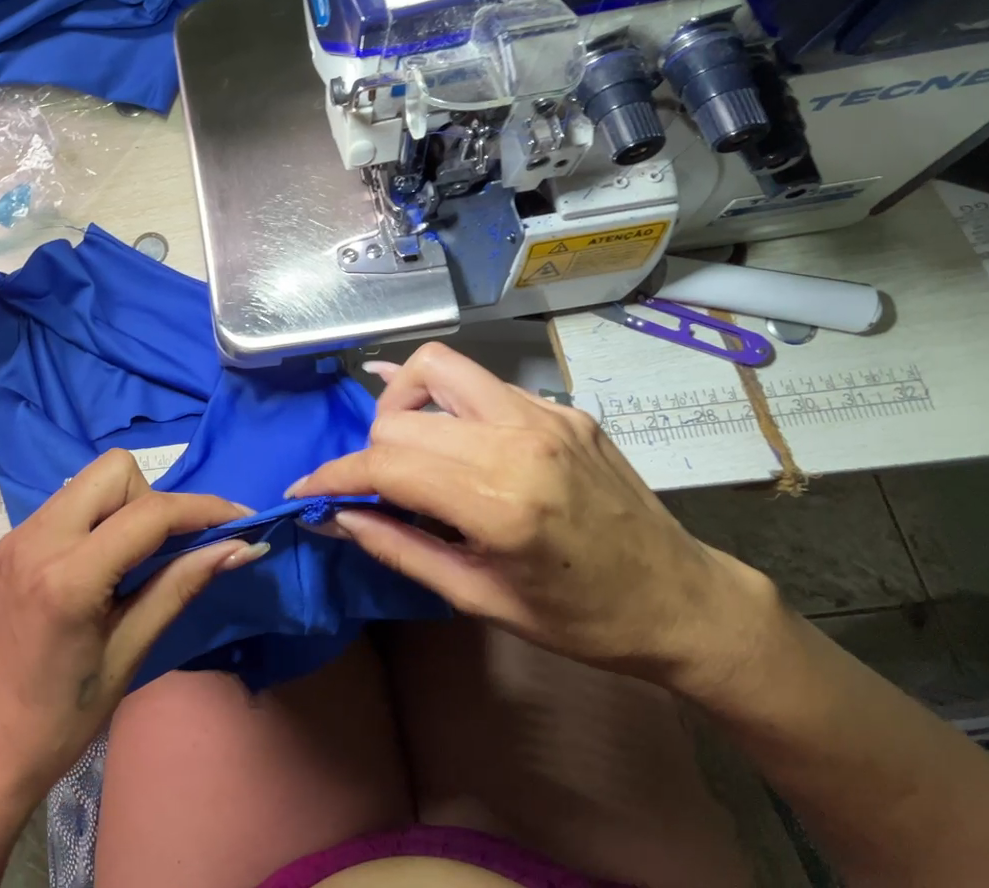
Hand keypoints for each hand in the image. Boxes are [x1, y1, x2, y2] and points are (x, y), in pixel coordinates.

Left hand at [0, 450, 264, 805]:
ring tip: (130, 562)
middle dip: (153, 499)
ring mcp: (12, 538)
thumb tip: (239, 547)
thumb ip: (180, 586)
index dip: (203, 509)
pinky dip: (91, 521)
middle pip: (114, 470)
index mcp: (68, 577)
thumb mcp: (130, 652)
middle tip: (165, 550)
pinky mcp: (2, 545)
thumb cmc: (66, 715)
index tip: (241, 519)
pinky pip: (60, 507)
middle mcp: (35, 540)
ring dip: (121, 507)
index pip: (149, 513)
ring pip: (86, 483)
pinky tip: (95, 568)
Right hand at [289, 342, 776, 692]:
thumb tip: (335, 517)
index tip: (304, 491)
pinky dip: (446, 401)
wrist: (683, 601)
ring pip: (438, 369)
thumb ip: (397, 548)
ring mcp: (546, 415)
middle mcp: (520, 441)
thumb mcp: (477, 598)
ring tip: (403, 444)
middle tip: (372, 490)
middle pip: (401, 417)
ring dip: (403, 404)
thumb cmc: (580, 620)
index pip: (386, 463)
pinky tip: (443, 430)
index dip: (333, 476)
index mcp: (501, 501)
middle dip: (369, 452)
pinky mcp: (562, 408)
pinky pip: (482, 383)